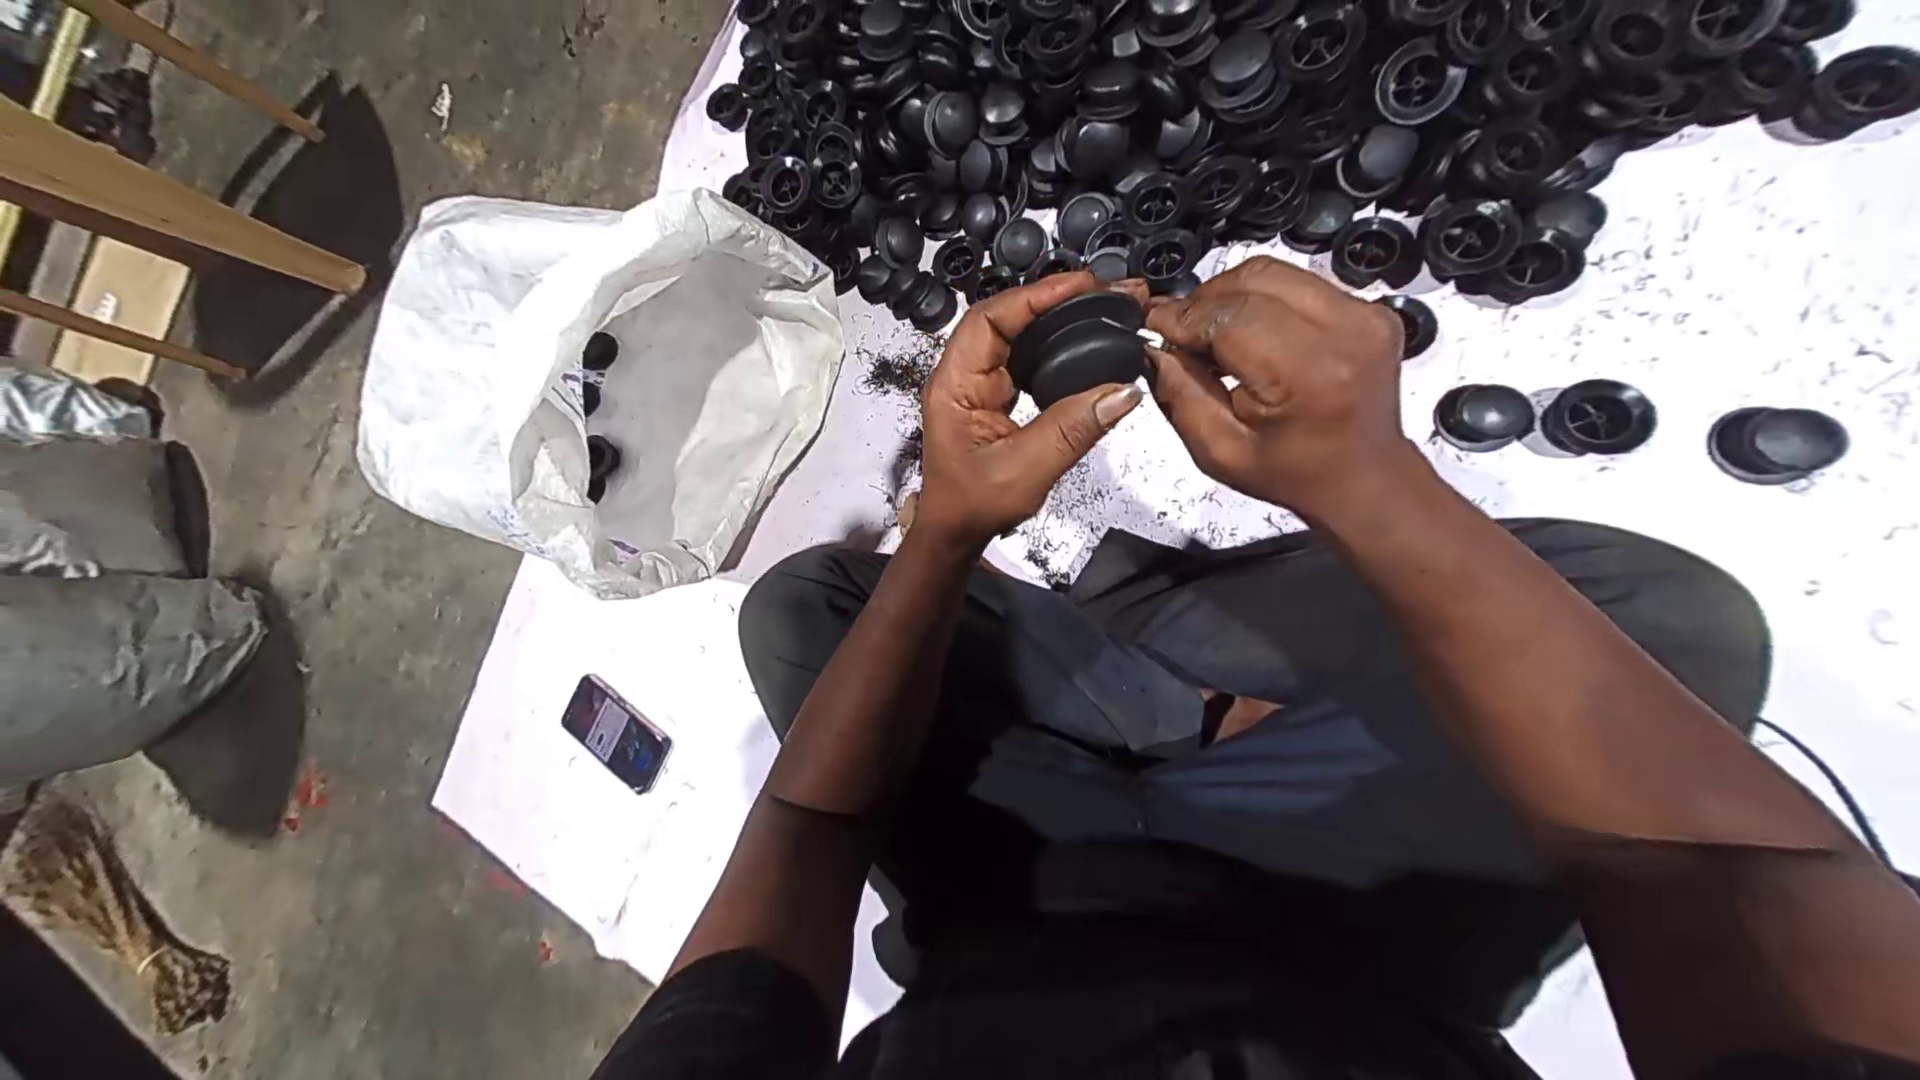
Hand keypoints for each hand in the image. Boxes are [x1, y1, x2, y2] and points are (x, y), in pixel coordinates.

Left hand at [916, 272, 1143, 548]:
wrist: (956, 531)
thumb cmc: (973, 506)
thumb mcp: (1025, 471)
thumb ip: (1073, 430)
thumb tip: (1122, 393)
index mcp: (955, 386)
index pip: (990, 319)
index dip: (1036, 295)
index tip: (1082, 285)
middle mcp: (962, 378)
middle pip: (1007, 319)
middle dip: (1055, 301)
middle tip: (1104, 294)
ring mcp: (977, 387)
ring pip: (1016, 337)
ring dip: (1056, 322)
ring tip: (1099, 311)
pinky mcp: (993, 399)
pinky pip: (1023, 360)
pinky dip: (1052, 347)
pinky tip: (1080, 344)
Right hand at [1143, 256, 1424, 521]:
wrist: (1359, 477)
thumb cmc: (1296, 473)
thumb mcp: (1218, 451)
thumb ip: (1180, 395)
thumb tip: (1155, 349)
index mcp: (1309, 375)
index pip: (1229, 316)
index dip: (1182, 317)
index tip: (1154, 325)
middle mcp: (1346, 333)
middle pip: (1252, 281)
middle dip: (1202, 303)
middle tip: (1178, 334)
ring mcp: (1362, 315)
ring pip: (1273, 273)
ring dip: (1228, 298)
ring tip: (1210, 337)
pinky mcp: (1365, 309)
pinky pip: (1296, 284)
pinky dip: (1259, 301)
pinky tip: (1245, 336)